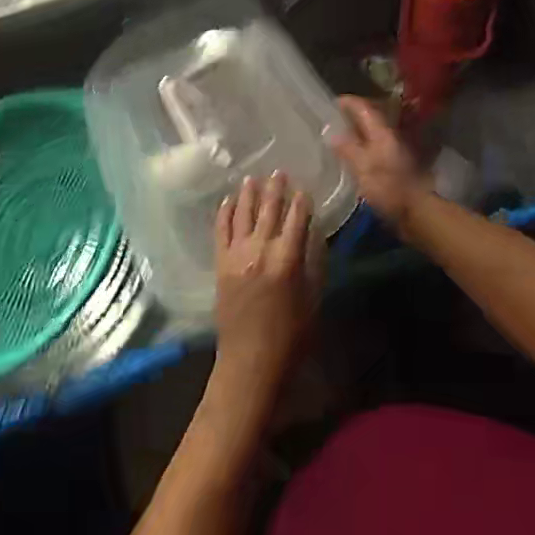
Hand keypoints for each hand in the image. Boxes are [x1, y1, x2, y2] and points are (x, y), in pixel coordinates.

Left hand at [213, 172, 317, 390]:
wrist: (250, 362)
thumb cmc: (290, 336)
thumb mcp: (313, 300)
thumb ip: (314, 264)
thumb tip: (313, 236)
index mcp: (288, 258)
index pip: (297, 218)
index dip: (302, 201)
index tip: (304, 189)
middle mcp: (261, 249)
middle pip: (269, 210)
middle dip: (275, 189)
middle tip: (279, 172)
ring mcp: (237, 255)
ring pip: (243, 214)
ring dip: (248, 194)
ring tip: (252, 178)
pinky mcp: (220, 263)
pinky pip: (221, 230)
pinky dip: (224, 212)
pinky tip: (228, 201)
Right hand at [331, 96, 432, 232]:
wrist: (416, 212)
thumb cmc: (388, 187)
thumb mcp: (363, 167)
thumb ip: (347, 148)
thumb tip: (330, 131)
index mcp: (382, 133)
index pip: (365, 108)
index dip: (349, 102)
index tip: (333, 100)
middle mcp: (390, 137)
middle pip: (371, 118)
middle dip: (354, 114)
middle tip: (334, 116)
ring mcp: (394, 151)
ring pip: (373, 133)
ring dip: (359, 130)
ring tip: (340, 133)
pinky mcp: (395, 166)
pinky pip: (375, 147)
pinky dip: (363, 145)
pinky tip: (353, 155)